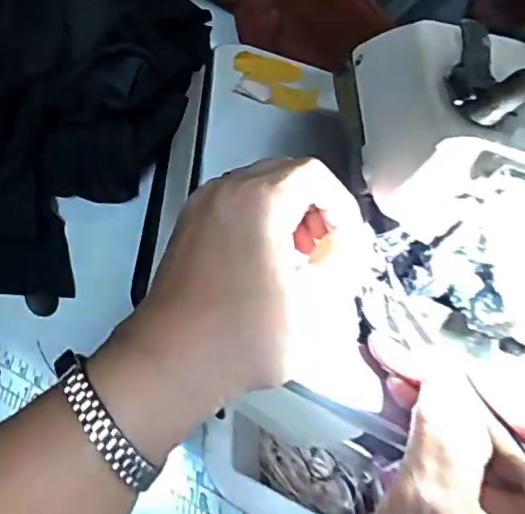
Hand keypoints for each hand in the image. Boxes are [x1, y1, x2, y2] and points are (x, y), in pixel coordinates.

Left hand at [118, 157, 371, 407]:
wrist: (177, 351)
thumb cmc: (241, 332)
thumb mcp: (316, 303)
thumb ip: (341, 264)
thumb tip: (346, 250)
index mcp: (256, 199)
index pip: (313, 173)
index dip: (342, 206)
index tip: (347, 241)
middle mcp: (224, 190)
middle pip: (284, 173)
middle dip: (315, 208)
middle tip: (327, 251)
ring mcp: (202, 203)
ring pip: (257, 185)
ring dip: (287, 213)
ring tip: (299, 260)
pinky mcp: (190, 221)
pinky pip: (233, 203)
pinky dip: (258, 219)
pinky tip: (268, 262)